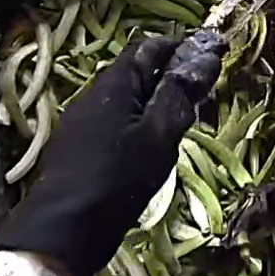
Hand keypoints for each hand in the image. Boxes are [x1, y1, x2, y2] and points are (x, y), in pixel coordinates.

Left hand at [0, 33, 223, 275]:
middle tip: (202, 89)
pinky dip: (140, 120)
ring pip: (127, 98)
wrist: (65, 228)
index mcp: (114, 84)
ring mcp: (83, 121)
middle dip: (170, 74)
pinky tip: (153, 141)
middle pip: (137, 71)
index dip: (180, 47)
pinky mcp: (79, 145)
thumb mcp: (160, 134)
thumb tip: (203, 60)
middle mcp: (94, 94)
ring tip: (183, 116)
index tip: (209, 55)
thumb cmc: (119, 176)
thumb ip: (180, 94)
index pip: (149, 47)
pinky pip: (116, 119)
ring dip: (156, 99)